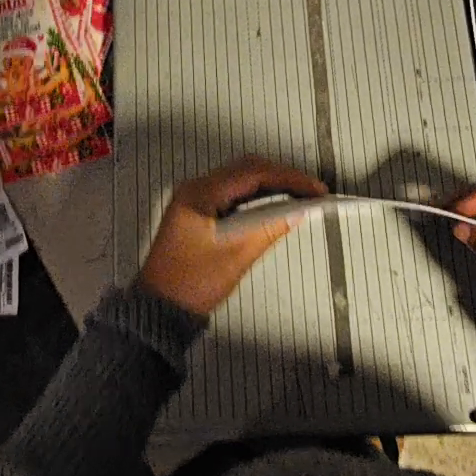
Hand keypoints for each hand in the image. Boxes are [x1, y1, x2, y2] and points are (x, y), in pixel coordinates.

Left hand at [137, 156, 327, 315]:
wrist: (157, 306)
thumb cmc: (194, 283)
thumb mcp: (235, 257)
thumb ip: (268, 229)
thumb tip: (300, 210)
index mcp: (201, 193)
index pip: (252, 173)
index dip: (289, 178)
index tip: (317, 190)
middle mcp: (196, 186)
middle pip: (246, 169)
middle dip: (282, 176)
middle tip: (313, 192)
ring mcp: (195, 196)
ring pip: (240, 178)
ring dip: (270, 183)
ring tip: (301, 196)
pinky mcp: (198, 209)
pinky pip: (232, 192)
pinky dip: (256, 195)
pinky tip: (275, 205)